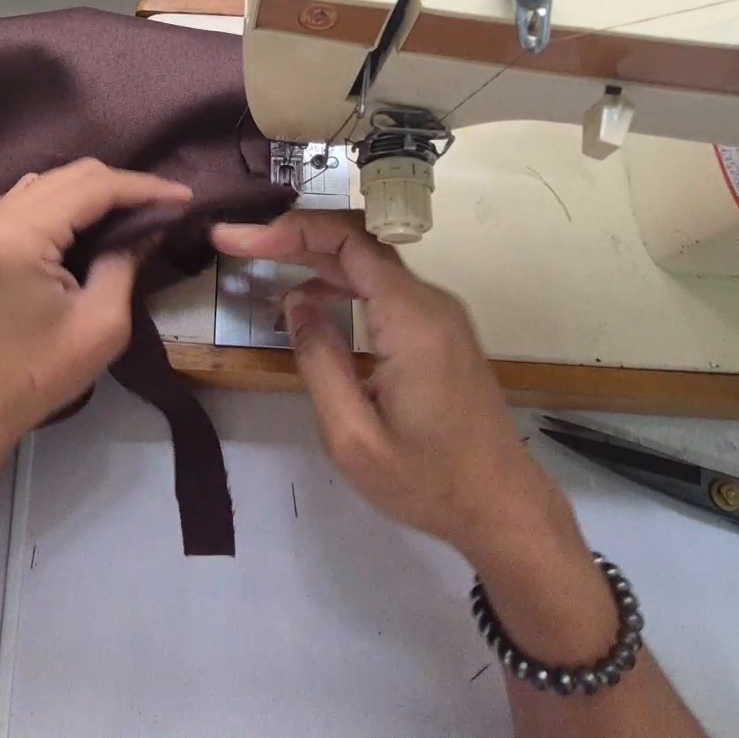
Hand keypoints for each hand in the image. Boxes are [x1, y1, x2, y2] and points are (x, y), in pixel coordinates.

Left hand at [0, 159, 192, 460]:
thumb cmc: (39, 374)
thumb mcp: (101, 323)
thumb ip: (126, 260)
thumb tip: (151, 225)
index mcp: (21, 232)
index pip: (95, 187)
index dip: (146, 188)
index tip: (187, 198)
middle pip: (74, 174)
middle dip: (126, 186)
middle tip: (169, 206)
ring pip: (56, 180)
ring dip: (100, 190)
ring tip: (141, 212)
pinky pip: (37, 196)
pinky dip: (73, 201)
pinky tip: (99, 220)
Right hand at [213, 211, 573, 564]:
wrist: (502, 507)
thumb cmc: (427, 481)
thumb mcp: (353, 436)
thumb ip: (320, 362)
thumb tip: (296, 303)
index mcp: (411, 321)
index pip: (348, 243)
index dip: (289, 231)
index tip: (238, 239)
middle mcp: (430, 302)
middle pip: (357, 243)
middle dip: (293, 237)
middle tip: (236, 243)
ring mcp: (439, 313)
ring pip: (369, 262)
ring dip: (314, 257)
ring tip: (261, 264)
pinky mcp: (439, 329)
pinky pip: (384, 287)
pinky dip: (340, 282)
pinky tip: (309, 302)